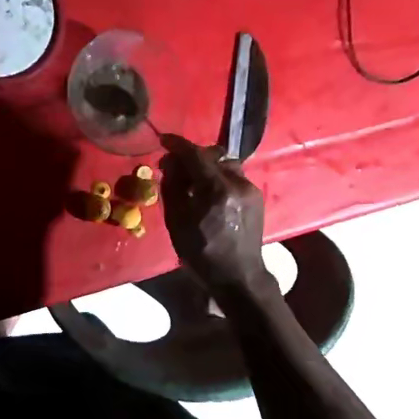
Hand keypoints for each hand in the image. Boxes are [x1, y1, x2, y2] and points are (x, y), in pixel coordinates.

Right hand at [159, 135, 270, 296]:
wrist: (238, 277)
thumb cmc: (201, 254)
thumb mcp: (177, 222)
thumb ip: (172, 188)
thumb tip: (170, 165)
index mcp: (216, 189)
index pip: (195, 154)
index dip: (177, 144)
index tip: (163, 140)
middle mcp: (237, 183)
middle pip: (213, 155)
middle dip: (192, 156)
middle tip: (175, 166)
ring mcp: (250, 189)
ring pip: (225, 164)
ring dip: (207, 166)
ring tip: (192, 180)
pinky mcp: (256, 198)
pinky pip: (234, 177)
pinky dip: (218, 177)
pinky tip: (208, 192)